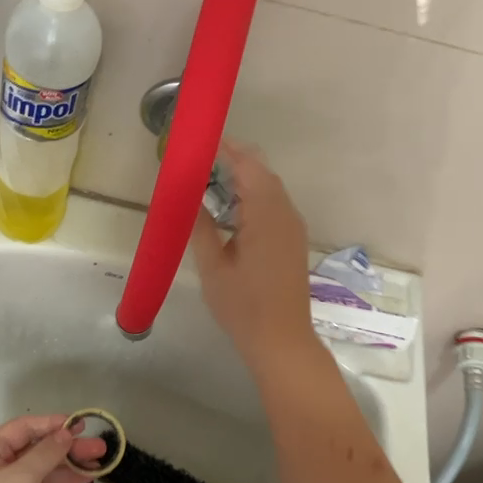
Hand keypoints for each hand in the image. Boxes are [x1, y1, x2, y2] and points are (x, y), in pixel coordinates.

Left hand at [0, 415, 106, 482]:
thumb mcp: (19, 480)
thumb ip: (45, 454)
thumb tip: (66, 433)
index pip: (22, 429)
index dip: (51, 424)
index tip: (80, 424)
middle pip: (36, 451)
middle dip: (66, 447)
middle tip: (98, 447)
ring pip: (45, 472)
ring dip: (70, 466)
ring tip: (100, 461)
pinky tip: (86, 478)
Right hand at [190, 144, 318, 363]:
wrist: (281, 341)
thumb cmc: (243, 307)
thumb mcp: (212, 267)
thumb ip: (201, 227)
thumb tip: (189, 198)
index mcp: (265, 215)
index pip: (247, 166)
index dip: (224, 150)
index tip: (200, 141)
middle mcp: (285, 213)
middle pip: (261, 172)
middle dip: (232, 161)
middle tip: (199, 161)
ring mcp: (292, 227)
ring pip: (269, 188)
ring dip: (243, 179)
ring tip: (208, 182)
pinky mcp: (292, 241)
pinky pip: (273, 205)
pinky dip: (252, 197)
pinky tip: (230, 210)